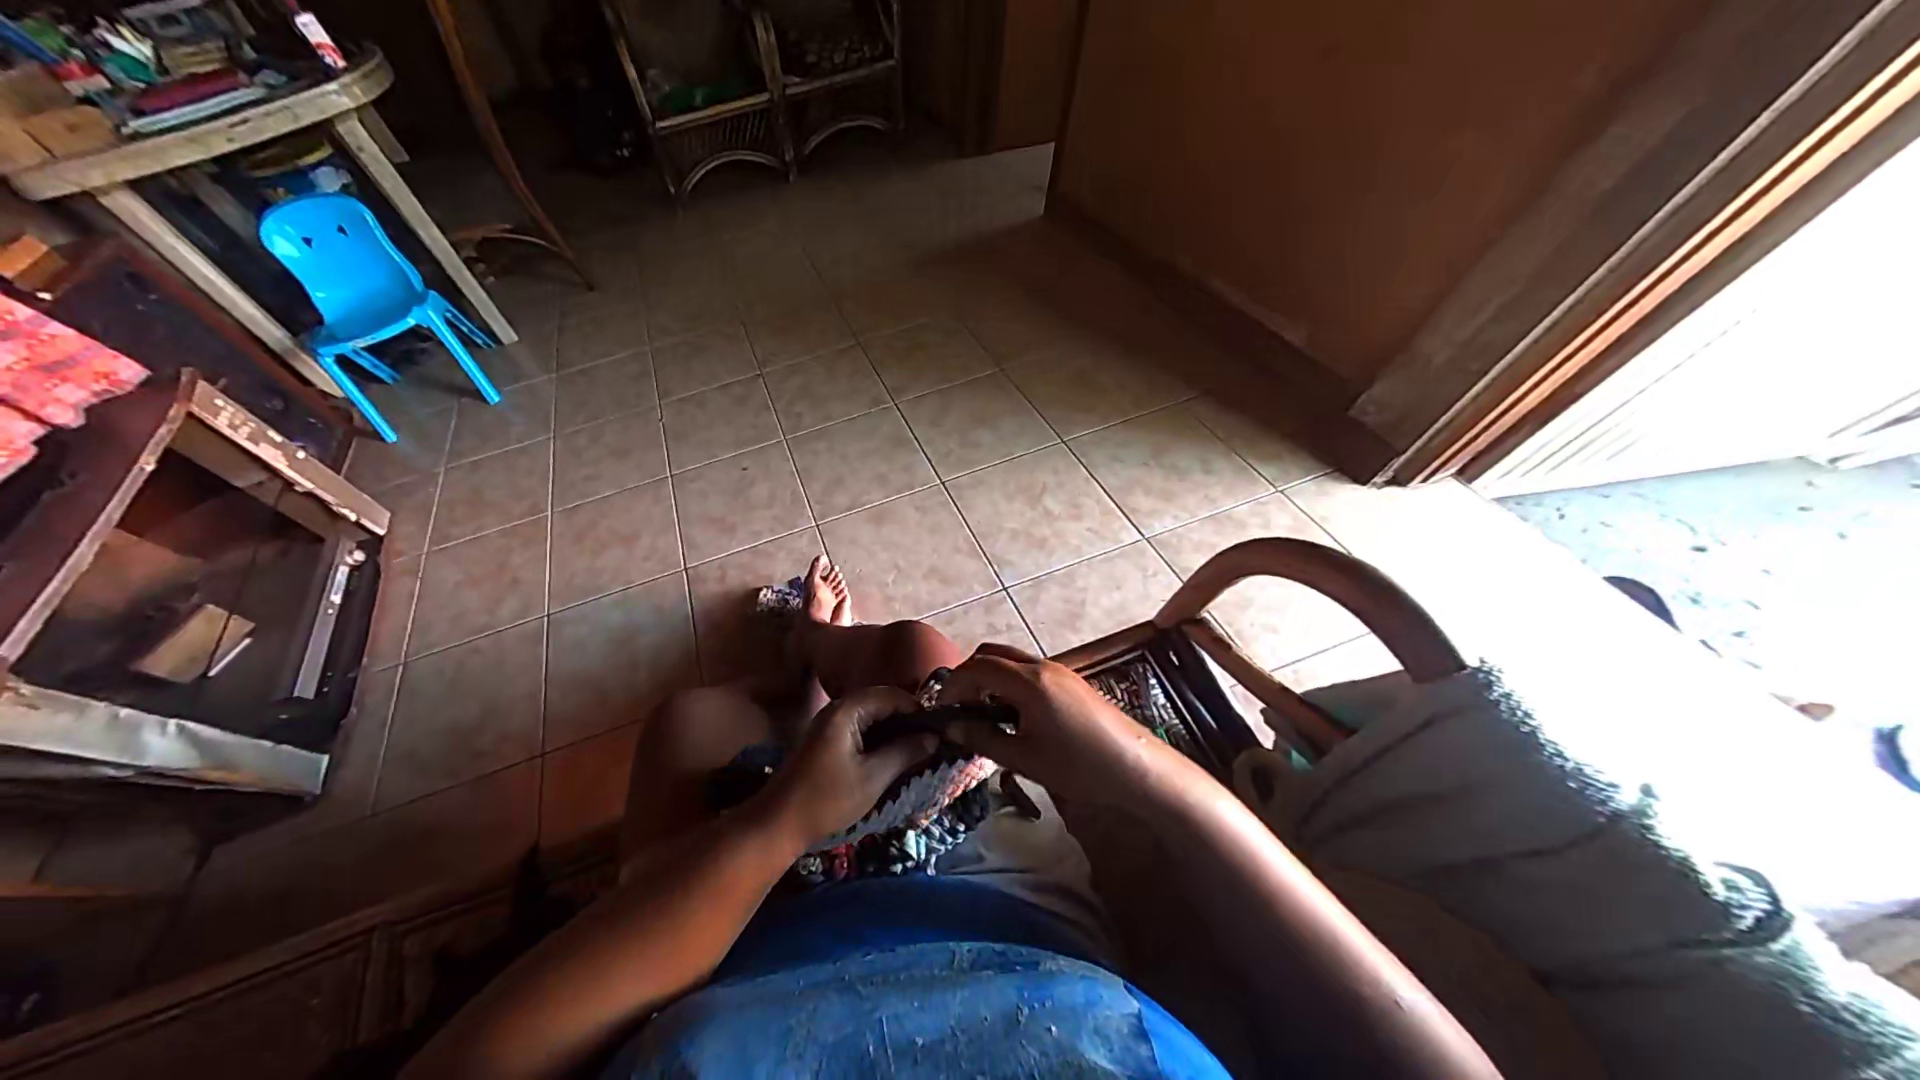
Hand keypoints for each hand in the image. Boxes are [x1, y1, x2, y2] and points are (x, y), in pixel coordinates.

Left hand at [764, 686, 937, 846]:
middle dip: (907, 718)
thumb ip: (905, 752)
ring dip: (894, 728)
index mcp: (847, 711)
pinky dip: (879, 737)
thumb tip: (933, 738)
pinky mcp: (827, 740)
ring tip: (918, 747)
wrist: (778, 823)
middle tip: (931, 738)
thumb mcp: (873, 777)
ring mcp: (830, 724)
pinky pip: (861, 727)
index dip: (917, 708)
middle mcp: (837, 709)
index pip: (891, 695)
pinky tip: (894, 754)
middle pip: (881, 702)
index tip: (939, 727)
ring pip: (871, 716)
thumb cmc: (827, 798)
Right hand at [935, 643, 1178, 807]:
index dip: (953, 683)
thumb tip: (950, 728)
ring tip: (983, 715)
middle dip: (969, 674)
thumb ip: (983, 739)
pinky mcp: (1072, 683)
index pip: (978, 667)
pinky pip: (1031, 672)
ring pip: (1013, 661)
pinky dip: (1011, 684)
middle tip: (958, 706)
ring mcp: (1061, 672)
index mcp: (1028, 682)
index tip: (940, 707)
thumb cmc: (1079, 767)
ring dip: (991, 678)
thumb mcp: (1024, 759)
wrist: (1138, 770)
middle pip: (993, 654)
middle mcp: (1043, 667)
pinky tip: (1014, 717)